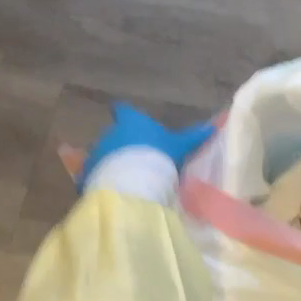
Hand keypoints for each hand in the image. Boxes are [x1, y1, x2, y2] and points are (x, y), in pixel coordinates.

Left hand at [80, 102, 214, 185]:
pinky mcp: (86, 174)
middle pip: (113, 134)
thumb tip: (214, 126)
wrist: (132, 184)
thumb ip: (194, 136)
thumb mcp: (179, 146)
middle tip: (134, 155)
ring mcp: (95, 153)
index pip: (122, 110)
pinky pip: (91, 175)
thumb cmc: (158, 156)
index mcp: (131, 122)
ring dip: (109, 162)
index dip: (123, 112)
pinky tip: (106, 190)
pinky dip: (97, 180)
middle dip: (120, 143)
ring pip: (101, 154)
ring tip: (122, 177)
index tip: (124, 114)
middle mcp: (110, 133)